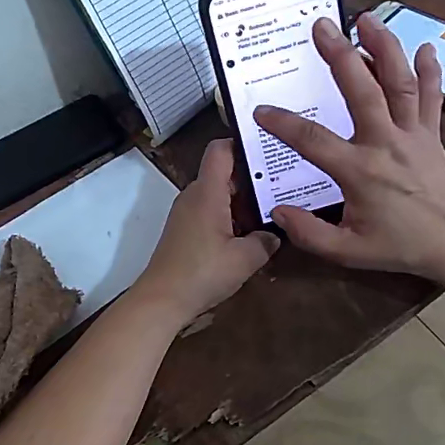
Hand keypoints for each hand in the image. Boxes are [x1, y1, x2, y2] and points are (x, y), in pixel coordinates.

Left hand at [128, 139, 279, 321]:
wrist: (161, 300)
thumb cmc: (202, 273)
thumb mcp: (245, 259)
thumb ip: (265, 241)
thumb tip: (274, 234)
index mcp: (207, 192)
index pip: (220, 150)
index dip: (242, 143)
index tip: (268, 151)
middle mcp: (193, 195)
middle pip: (223, 173)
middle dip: (252, 178)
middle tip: (283, 184)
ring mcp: (186, 213)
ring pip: (217, 194)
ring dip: (242, 202)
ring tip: (273, 211)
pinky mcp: (183, 230)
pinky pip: (210, 211)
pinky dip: (229, 217)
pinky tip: (250, 234)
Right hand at [252, 13, 444, 283]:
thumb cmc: (399, 246)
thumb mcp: (348, 251)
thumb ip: (310, 233)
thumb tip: (279, 212)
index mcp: (360, 171)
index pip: (313, 139)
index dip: (283, 123)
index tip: (261, 110)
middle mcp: (386, 143)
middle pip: (362, 91)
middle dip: (340, 56)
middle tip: (322, 26)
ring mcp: (413, 134)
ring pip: (400, 82)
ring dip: (384, 47)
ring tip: (366, 19)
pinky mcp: (431, 133)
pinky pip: (431, 96)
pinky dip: (429, 70)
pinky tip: (424, 46)